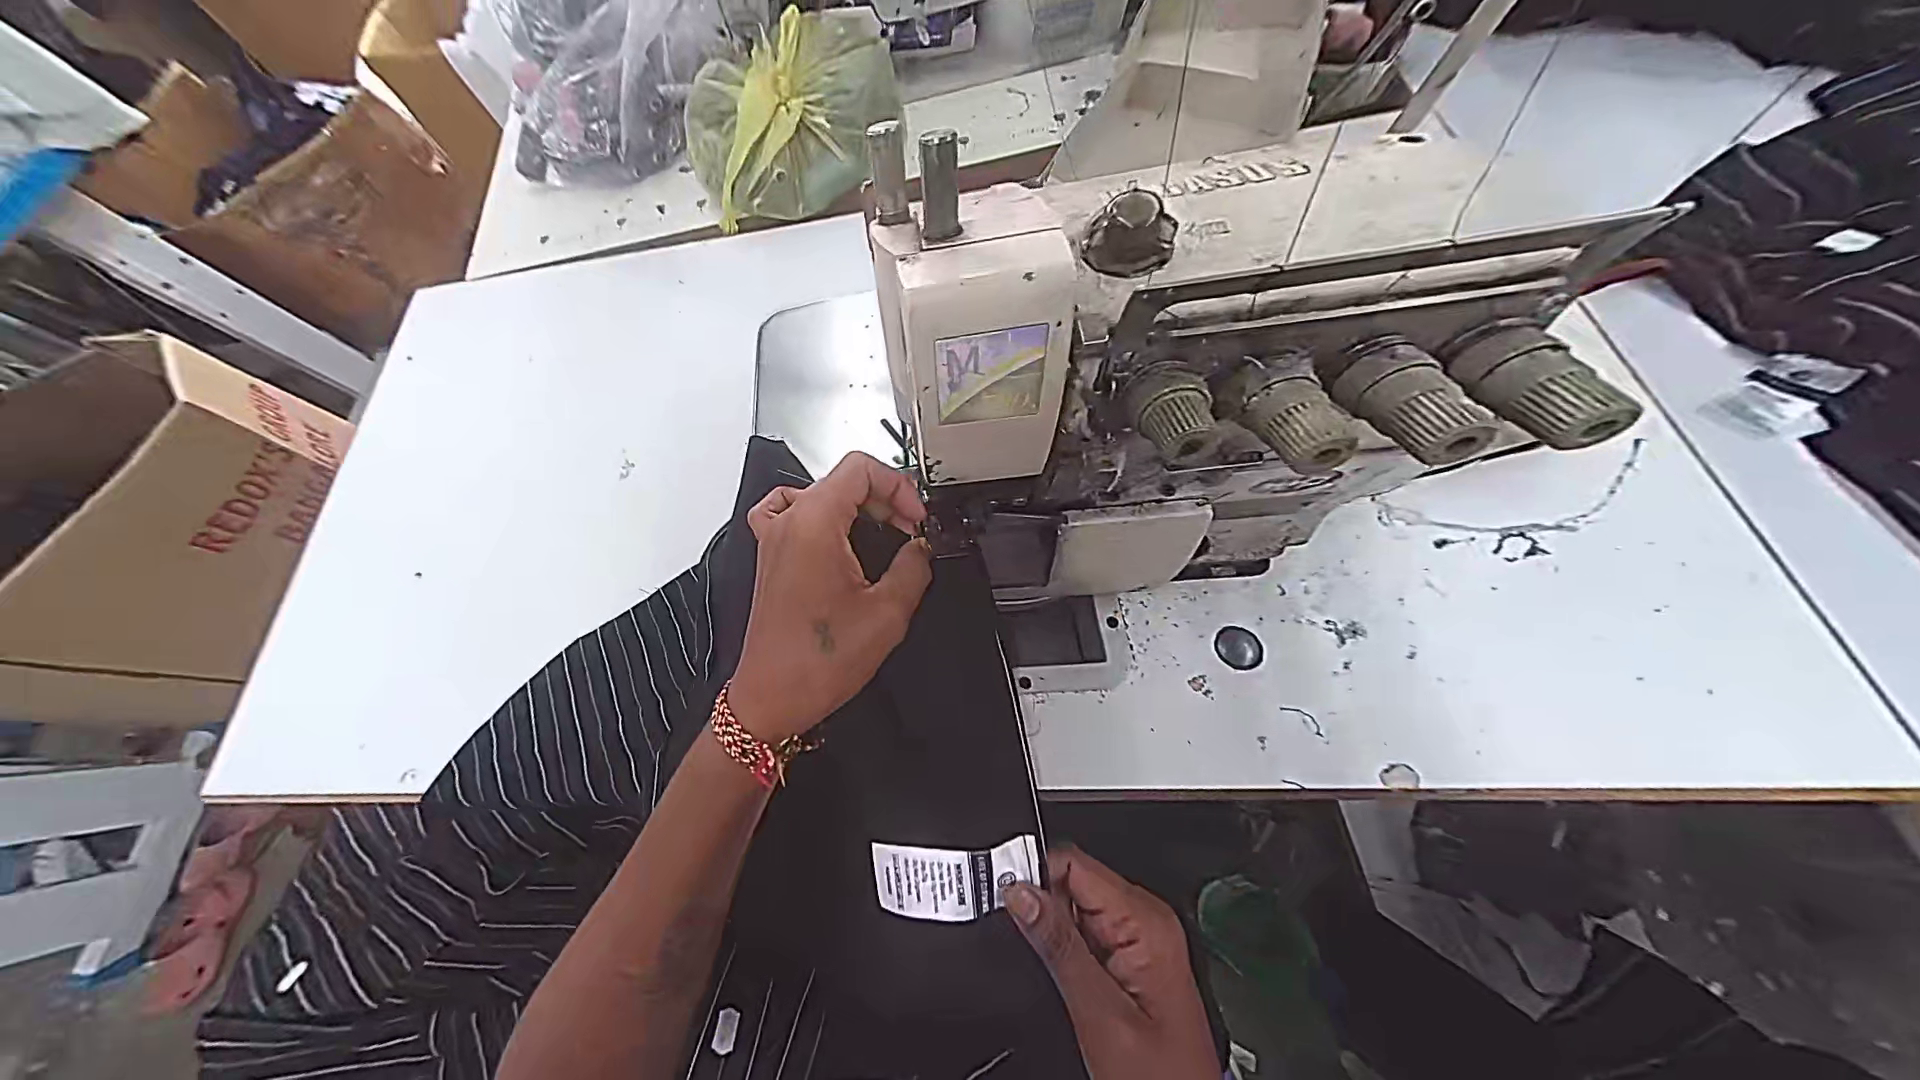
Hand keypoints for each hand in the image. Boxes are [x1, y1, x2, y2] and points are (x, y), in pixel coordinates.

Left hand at [728, 452, 932, 741]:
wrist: (774, 695)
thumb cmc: (815, 662)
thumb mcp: (888, 613)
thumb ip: (913, 567)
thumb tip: (921, 549)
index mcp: (814, 523)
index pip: (861, 469)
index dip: (899, 486)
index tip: (916, 517)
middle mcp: (788, 523)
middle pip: (844, 479)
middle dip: (886, 500)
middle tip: (909, 533)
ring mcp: (775, 538)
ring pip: (824, 494)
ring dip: (860, 508)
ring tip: (882, 536)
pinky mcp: (773, 557)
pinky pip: (793, 514)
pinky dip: (822, 516)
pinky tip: (838, 537)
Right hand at [1005, 847, 1217, 1079]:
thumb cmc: (1160, 1079)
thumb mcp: (1099, 1014)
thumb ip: (1057, 945)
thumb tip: (1019, 891)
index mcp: (1145, 920)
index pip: (1073, 862)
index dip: (1034, 876)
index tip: (1008, 901)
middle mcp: (1146, 918)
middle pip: (1072, 879)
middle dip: (1041, 905)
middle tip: (1031, 949)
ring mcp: (1139, 936)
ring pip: (1073, 905)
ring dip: (1051, 929)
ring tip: (1054, 974)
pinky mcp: (1130, 954)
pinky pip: (1084, 929)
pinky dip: (1064, 946)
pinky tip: (1064, 976)